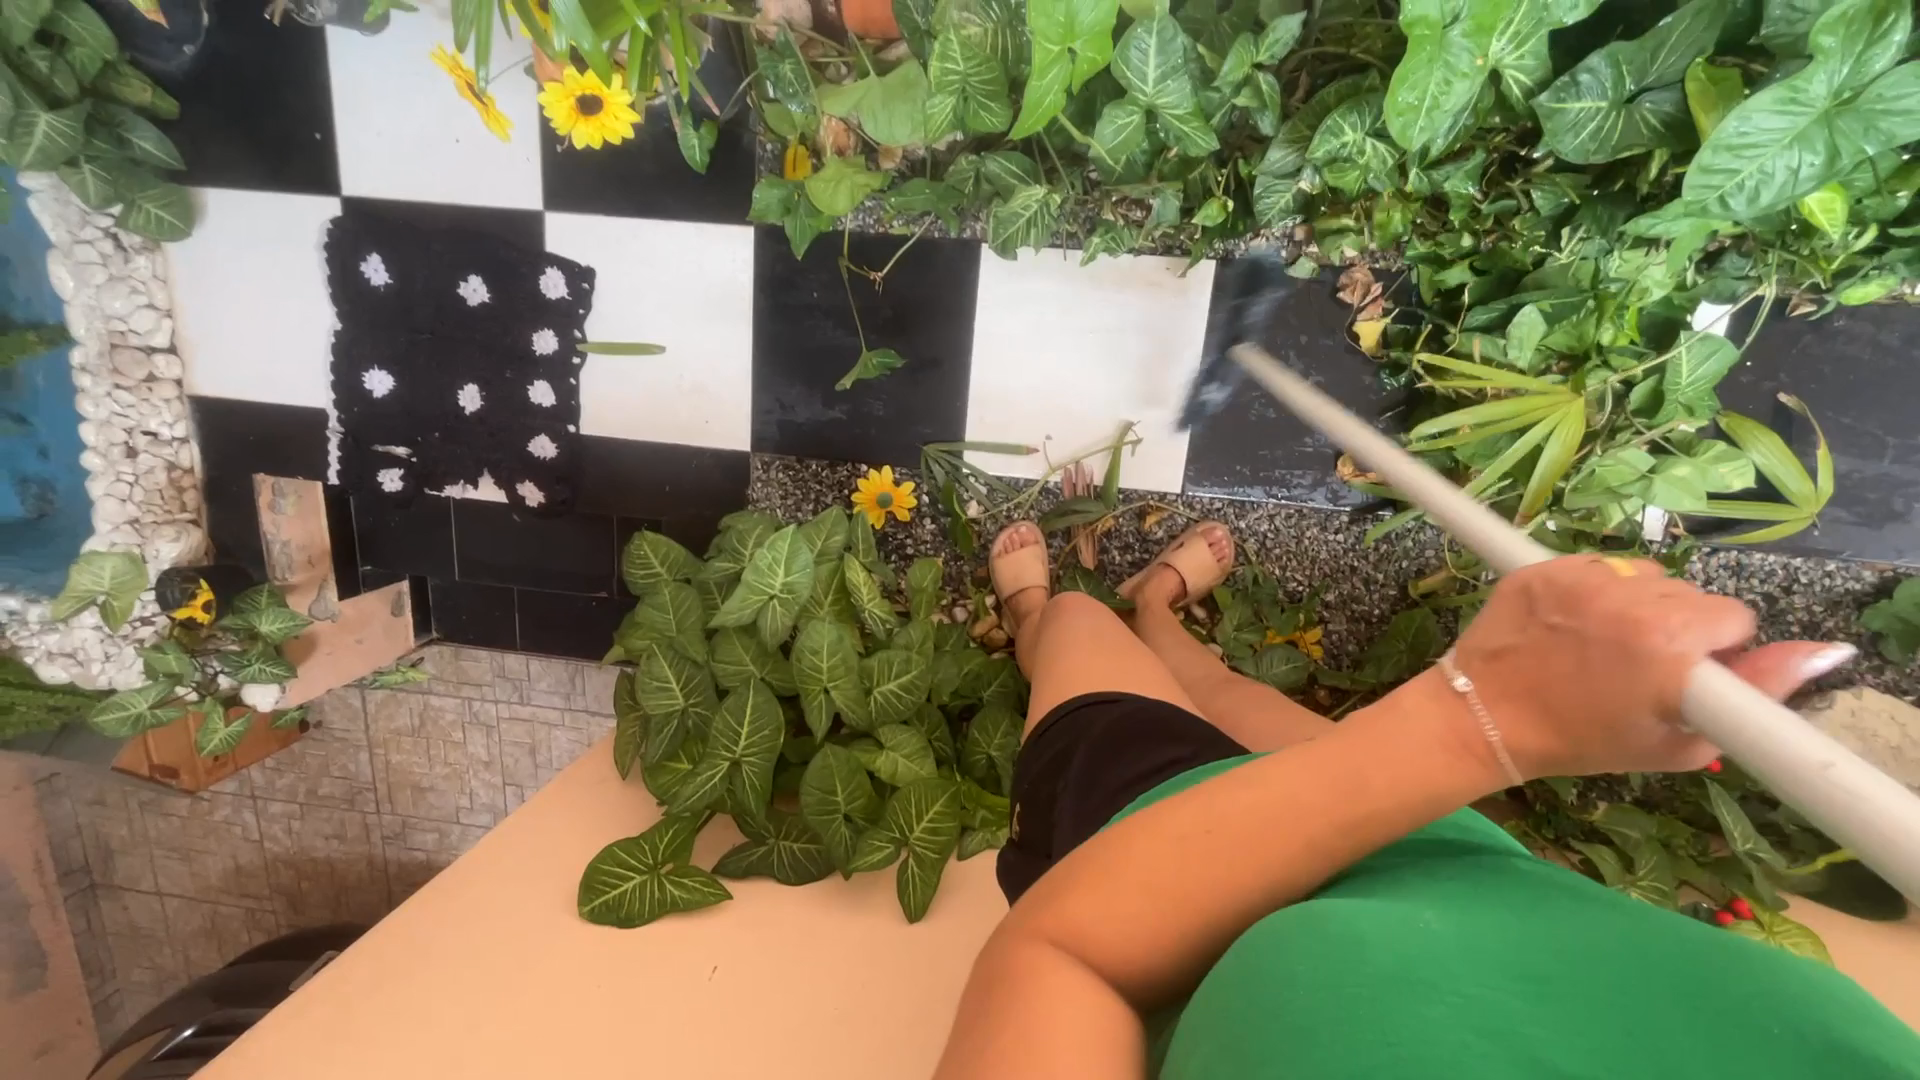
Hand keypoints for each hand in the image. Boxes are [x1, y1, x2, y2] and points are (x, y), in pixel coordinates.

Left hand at [1443, 554, 1856, 780]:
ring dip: (1633, 602)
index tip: (1682, 672)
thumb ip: (1759, 693)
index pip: (1733, 617)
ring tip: (1601, 642)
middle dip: (1675, 625)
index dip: (1714, 649)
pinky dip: (1590, 589)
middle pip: (1686, 593)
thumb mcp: (1682, 739)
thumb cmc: (1581, 739)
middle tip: (1635, 662)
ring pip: (1639, 575)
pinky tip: (1570, 623)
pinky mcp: (1536, 570)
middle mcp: (1625, 597)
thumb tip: (1823, 651)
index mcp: (1670, 638)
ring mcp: (1574, 578)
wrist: (1484, 717)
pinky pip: (1590, 566)